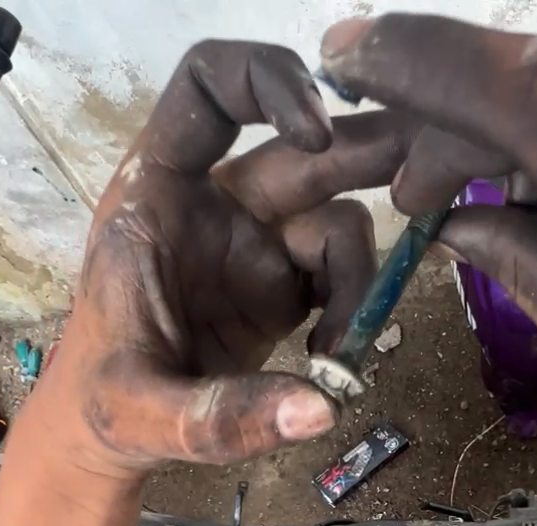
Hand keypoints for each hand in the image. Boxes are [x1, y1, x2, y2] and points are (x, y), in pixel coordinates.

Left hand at [19, 43, 414, 479]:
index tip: (319, 132)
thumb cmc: (108, 404)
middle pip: (305, 154)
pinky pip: (341, 277)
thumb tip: (324, 408)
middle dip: (367, 160)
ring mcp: (257, 247)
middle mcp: (217, 206)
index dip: (267, 84)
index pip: (208, 90)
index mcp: (161, 194)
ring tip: (339, 352)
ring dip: (359, 279)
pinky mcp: (283, 289)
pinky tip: (332, 358)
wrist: (117, 431)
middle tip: (428, 181)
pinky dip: (353, 311)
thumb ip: (226, 415)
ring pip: (338, 223)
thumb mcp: (147, 412)